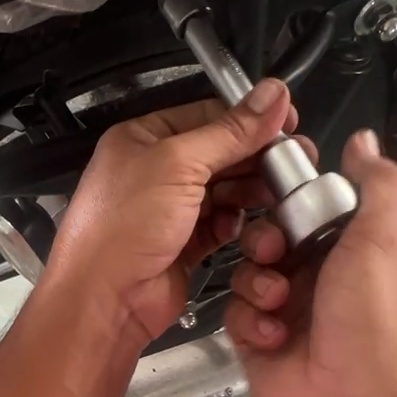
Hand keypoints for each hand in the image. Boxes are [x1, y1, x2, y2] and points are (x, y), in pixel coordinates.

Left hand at [45, 80, 299, 342]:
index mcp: (142, 140)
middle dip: (255, 160)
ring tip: (274, 196)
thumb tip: (272, 96)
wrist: (103, 300)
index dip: (248, 121)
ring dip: (249, 194)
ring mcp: (166, 212)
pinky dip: (233, 225)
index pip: (206, 117)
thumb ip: (230, 132)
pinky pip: (218, 227)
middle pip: (219, 155)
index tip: (286, 124)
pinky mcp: (180, 247)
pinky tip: (241, 226)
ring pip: (223, 193)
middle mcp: (153, 172)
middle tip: (293, 164)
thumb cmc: (122, 228)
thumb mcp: (178, 164)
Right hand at [223, 130, 396, 396]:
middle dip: (265, 241)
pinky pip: (236, 312)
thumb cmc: (368, 318)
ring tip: (276, 305)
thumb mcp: (381, 242)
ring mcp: (283, 308)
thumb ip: (376, 187)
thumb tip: (364, 139)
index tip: (275, 194)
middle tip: (273, 254)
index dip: (289, 200)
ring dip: (257, 284)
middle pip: (268, 236)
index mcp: (348, 250)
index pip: (306, 208)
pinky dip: (252, 321)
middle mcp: (314, 275)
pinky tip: (272, 338)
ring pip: (246, 272)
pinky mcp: (256, 338)